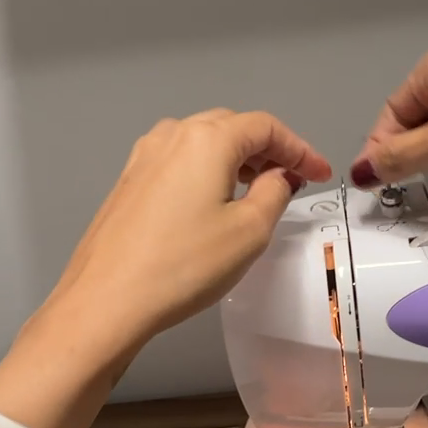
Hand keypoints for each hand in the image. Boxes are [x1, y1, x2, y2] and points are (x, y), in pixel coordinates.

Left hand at [48, 108, 332, 347]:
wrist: (107, 300)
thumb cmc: (185, 265)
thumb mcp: (249, 231)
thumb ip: (274, 193)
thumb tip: (278, 176)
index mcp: (207, 139)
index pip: (266, 127)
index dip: (299, 148)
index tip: (321, 173)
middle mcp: (172, 135)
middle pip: (232, 127)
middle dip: (268, 149)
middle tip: (293, 179)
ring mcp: (144, 157)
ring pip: (202, 142)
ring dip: (236, 158)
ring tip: (258, 188)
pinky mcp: (128, 182)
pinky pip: (180, 162)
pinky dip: (207, 171)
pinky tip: (214, 200)